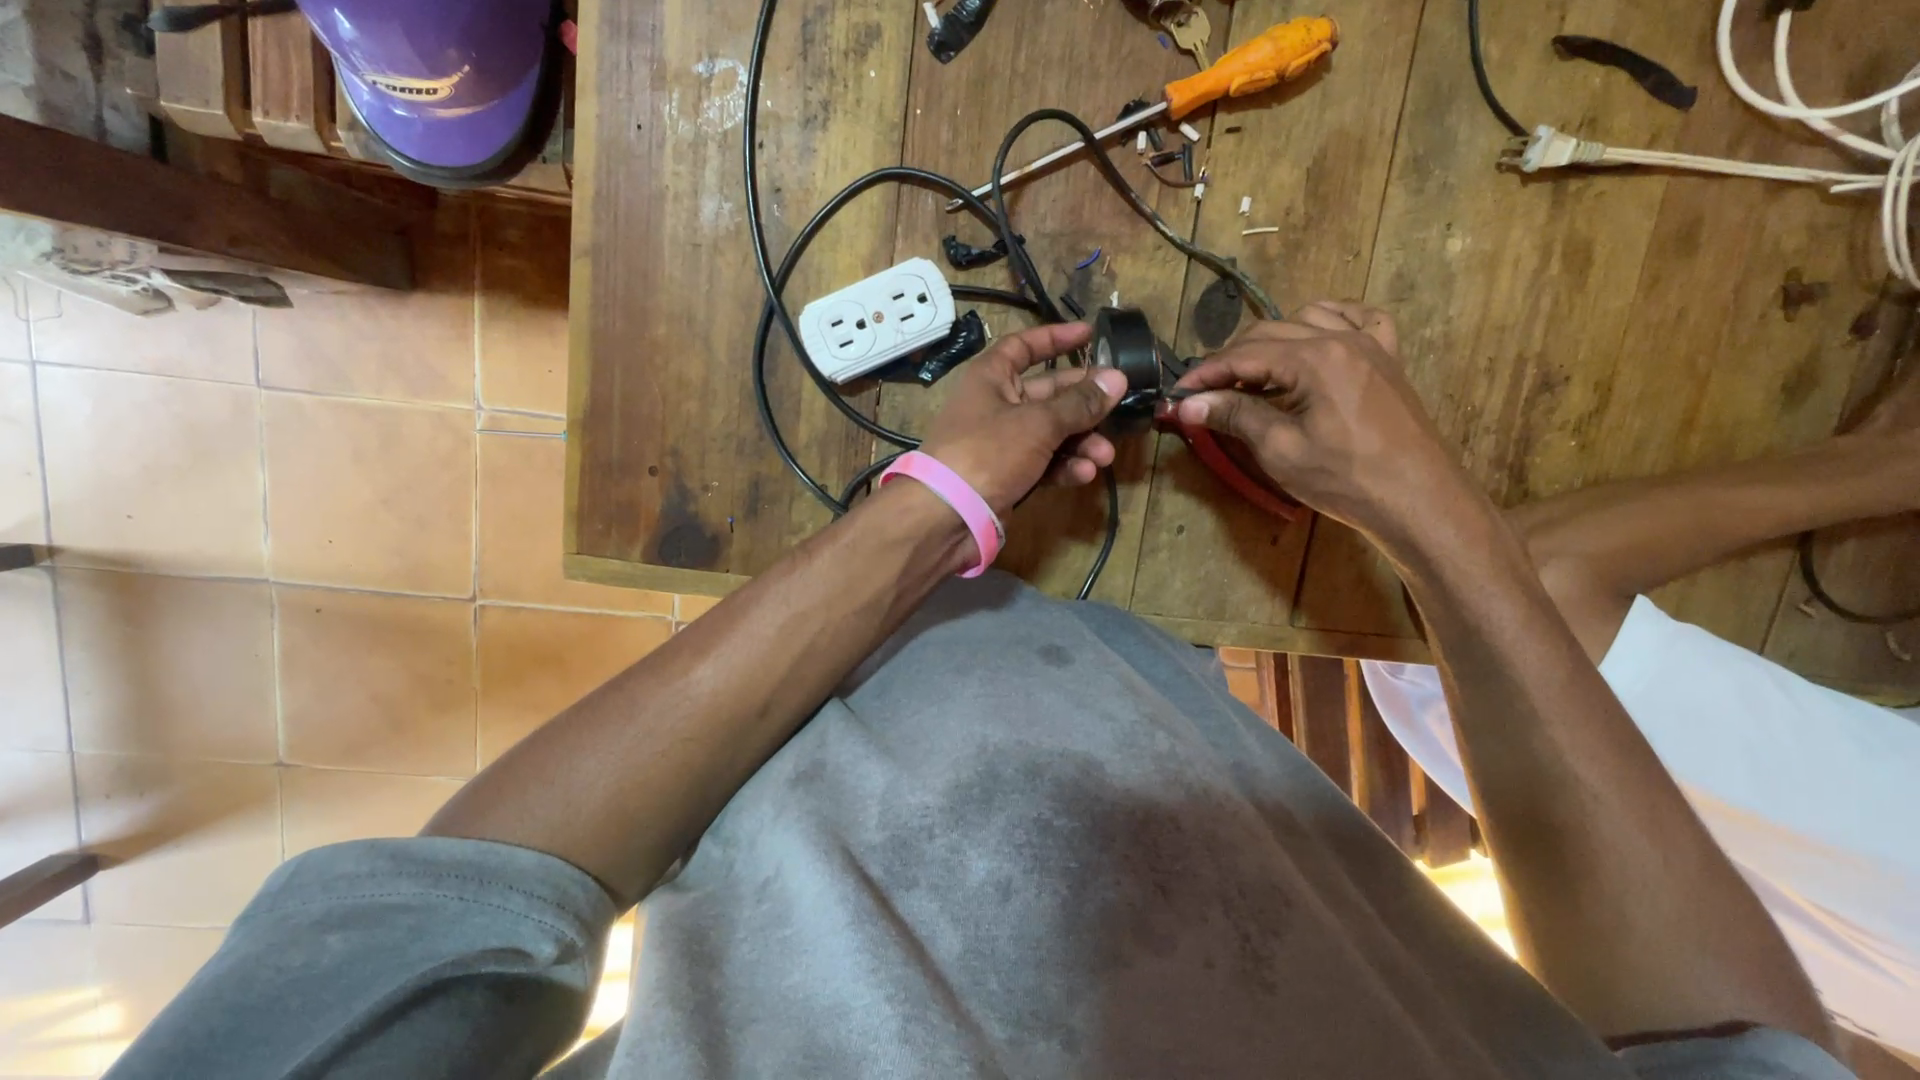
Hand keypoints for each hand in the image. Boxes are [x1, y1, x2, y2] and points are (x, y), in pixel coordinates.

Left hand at [918, 322, 1125, 515]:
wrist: (946, 515)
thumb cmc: (988, 452)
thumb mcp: (1038, 423)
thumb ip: (1079, 403)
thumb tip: (1117, 378)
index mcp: (991, 377)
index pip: (1024, 346)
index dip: (1056, 338)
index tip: (1090, 334)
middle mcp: (995, 405)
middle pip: (1047, 393)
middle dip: (1083, 403)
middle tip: (1118, 405)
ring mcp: (1001, 443)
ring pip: (1050, 432)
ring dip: (1080, 441)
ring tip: (1105, 455)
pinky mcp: (1007, 475)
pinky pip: (1042, 463)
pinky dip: (1063, 466)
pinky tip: (1084, 474)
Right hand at [1170, 302, 1477, 545]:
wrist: (1417, 499)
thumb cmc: (1345, 479)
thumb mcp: (1280, 450)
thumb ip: (1235, 415)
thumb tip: (1189, 404)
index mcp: (1314, 359)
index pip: (1243, 354)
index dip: (1206, 373)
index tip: (1178, 393)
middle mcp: (1341, 338)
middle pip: (1269, 332)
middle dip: (1231, 358)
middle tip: (1206, 392)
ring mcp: (1370, 344)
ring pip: (1308, 318)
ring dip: (1274, 339)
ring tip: (1256, 375)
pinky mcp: (1388, 358)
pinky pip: (1358, 318)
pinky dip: (1329, 321)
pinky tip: (1315, 339)